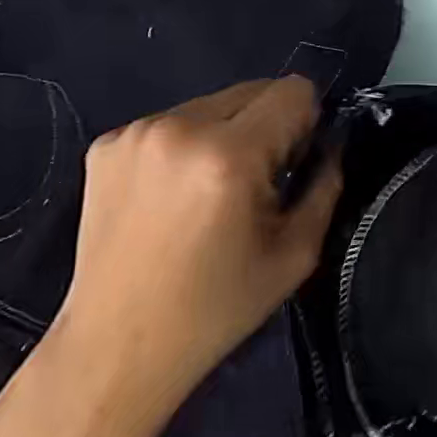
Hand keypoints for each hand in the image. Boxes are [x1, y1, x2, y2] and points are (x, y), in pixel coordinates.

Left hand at [55, 78, 340, 397]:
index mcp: (229, 156)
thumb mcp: (296, 254)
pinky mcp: (106, 145)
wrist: (117, 346)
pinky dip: (185, 147)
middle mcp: (178, 128)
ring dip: (225, 135)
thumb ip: (325, 185)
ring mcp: (134, 133)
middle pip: (252, 90)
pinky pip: (171, 124)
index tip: (295, 162)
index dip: (307, 121)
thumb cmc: (216, 307)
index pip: (292, 90)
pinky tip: (171, 197)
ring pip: (211, 105)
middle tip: (254, 184)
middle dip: (267, 127)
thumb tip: (330, 144)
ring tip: (208, 193)